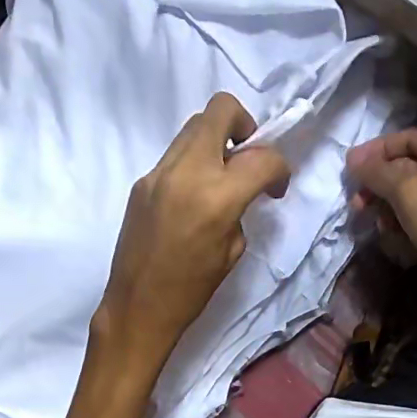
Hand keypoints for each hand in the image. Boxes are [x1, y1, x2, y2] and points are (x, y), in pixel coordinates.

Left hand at [92, 93, 289, 377]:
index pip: (261, 157)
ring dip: (216, 141)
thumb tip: (243, 188)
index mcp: (218, 198)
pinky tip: (195, 197)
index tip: (275, 187)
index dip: (279, 168)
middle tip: (247, 158)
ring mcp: (159, 172)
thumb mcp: (232, 251)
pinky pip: (175, 154)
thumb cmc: (192, 291)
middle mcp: (187, 172)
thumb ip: (242, 208)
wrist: (137, 307)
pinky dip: (194, 162)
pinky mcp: (142, 181)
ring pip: (194, 126)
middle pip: (220, 110)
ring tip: (222, 177)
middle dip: (244, 125)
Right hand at [345, 129, 416, 309]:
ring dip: (388, 205)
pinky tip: (392, 234)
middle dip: (378, 184)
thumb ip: (377, 171)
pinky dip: (403, 219)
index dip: (373, 152)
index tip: (348, 169)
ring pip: (410, 191)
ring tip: (376, 223)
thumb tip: (353, 159)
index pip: (404, 138)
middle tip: (356, 202)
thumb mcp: (406, 191)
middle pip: (406, 165)